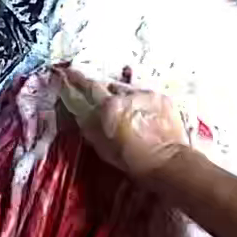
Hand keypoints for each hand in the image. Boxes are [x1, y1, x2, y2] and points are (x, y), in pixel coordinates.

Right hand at [55, 67, 189, 177]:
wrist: (168, 163)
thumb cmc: (132, 161)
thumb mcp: (103, 147)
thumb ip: (89, 126)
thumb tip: (80, 111)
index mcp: (109, 106)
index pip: (88, 86)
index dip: (76, 80)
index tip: (68, 73)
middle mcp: (127, 94)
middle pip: (108, 85)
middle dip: (103, 92)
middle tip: (103, 103)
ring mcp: (146, 93)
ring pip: (127, 90)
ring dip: (123, 98)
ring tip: (128, 115)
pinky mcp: (161, 96)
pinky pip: (145, 95)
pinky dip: (141, 103)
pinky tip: (144, 117)